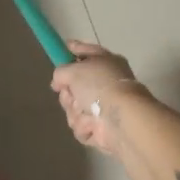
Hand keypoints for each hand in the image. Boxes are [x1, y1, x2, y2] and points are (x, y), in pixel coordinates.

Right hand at [51, 39, 152, 155]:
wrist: (121, 117)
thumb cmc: (100, 86)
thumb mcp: (74, 70)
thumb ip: (60, 72)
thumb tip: (58, 82)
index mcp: (105, 63)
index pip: (85, 52)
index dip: (71, 51)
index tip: (58, 52)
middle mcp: (104, 83)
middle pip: (74, 86)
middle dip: (67, 94)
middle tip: (71, 95)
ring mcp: (103, 107)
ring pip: (74, 108)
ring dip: (75, 111)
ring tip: (85, 112)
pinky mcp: (101, 129)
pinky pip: (80, 126)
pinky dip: (84, 126)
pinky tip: (93, 124)